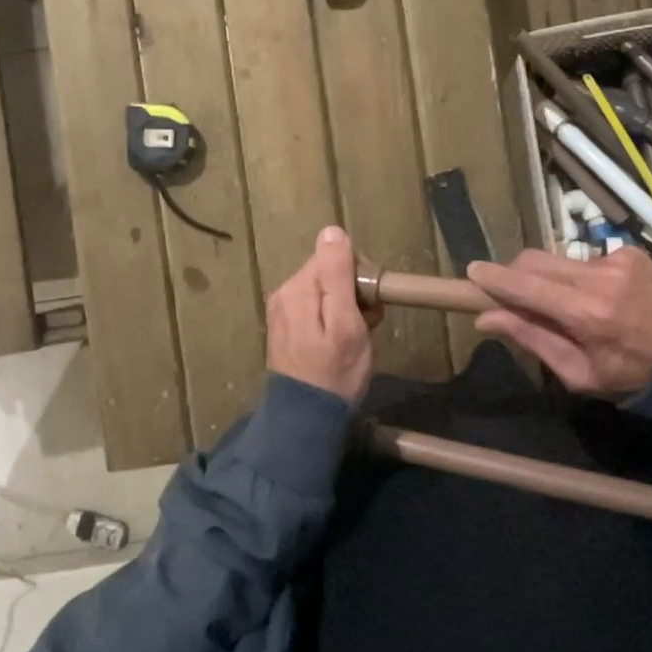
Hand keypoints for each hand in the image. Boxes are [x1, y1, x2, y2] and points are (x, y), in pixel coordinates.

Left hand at [266, 227, 376, 404]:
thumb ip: (338, 276)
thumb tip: (332, 232)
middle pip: (328, 272)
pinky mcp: (285, 327)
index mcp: (298, 287)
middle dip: (352, 291)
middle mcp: (284, 292)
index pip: (335, 255)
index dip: (359, 275)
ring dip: (345, 306)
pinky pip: (315, 308)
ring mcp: (282, 311)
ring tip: (354, 337)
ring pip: (324, 290)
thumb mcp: (345, 323)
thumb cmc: (335, 372)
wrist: (306, 419)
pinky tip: (339, 342)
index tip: (369, 304)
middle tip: (365, 324)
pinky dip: (332, 319)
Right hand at [467, 247, 651, 399]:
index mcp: (589, 314)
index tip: (471, 272)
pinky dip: (577, 276)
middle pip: (536, 261)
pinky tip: (595, 298)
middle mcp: (601, 277)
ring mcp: (618, 259)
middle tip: (508, 296)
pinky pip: (584, 259)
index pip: (527, 286)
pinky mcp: (629, 252)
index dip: (495, 278)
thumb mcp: (577, 372)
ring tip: (563, 306)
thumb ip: (531, 339)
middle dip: (515, 275)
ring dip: (549, 278)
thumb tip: (486, 317)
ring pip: (558, 259)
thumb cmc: (631, 376)